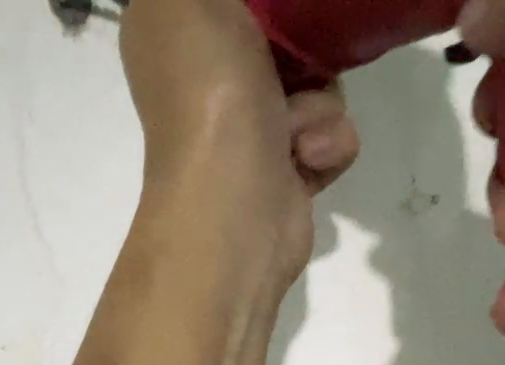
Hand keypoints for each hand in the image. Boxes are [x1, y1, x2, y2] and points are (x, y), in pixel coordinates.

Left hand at [120, 0, 359, 281]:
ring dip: (318, 106)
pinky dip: (328, 147)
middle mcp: (207, 84)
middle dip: (303, 52)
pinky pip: (332, 139)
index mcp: (173, 37)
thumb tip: (237, 7)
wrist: (235, 205)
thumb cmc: (208, 93)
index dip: (264, 3)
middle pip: (284, 41)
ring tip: (293, 131)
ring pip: (318, 89)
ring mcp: (249, 133)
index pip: (229, 3)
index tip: (280, 6)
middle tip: (296, 63)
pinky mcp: (288, 175)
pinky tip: (306, 160)